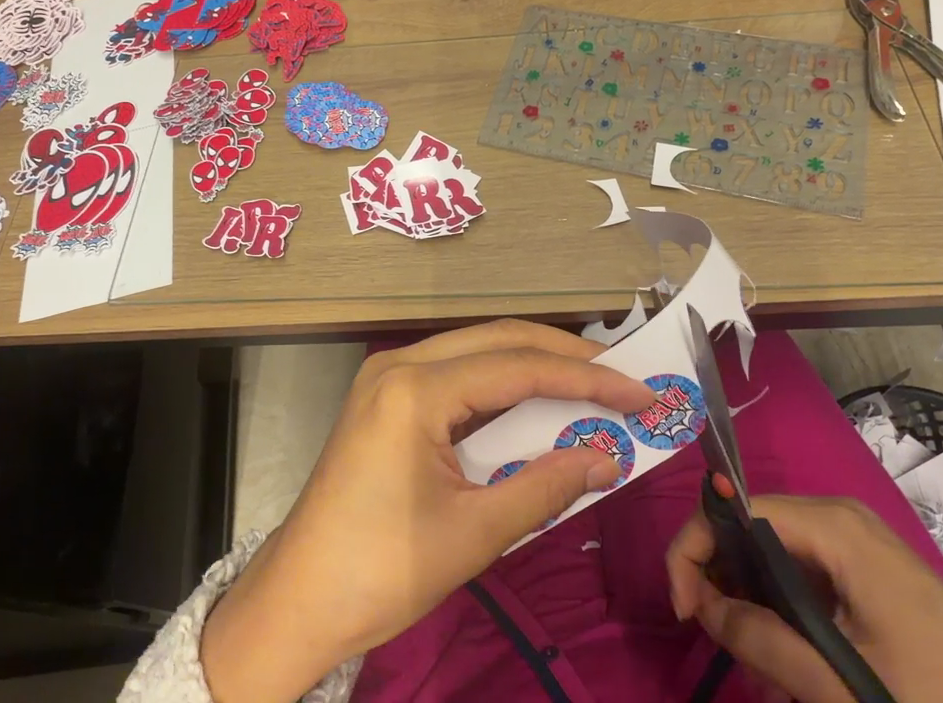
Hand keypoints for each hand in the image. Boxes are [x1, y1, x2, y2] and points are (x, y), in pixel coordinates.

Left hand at [201, 321, 654, 702]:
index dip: (588, 378)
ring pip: (475, 353)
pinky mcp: (385, 401)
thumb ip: (545, 486)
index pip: (519, 367)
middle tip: (624, 375)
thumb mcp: (476, 532)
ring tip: (592, 383)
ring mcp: (386, 379)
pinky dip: (500, 389)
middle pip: (497, 341)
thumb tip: (608, 458)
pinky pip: (454, 378)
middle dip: (564, 356)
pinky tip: (536, 404)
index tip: (642, 391)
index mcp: (414, 390)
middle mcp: (398, 366)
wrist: (300, 600)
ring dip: (534, 367)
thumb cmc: (384, 570)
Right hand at [666, 496, 942, 702]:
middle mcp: (838, 518)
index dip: (694, 551)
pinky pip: (798, 570)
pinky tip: (790, 657)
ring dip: (749, 601)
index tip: (685, 613)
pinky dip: (779, 607)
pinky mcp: (864, 566)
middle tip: (723, 644)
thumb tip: (700, 605)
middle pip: (747, 527)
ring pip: (769, 551)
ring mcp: (854, 540)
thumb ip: (760, 640)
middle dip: (722, 582)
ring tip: (760, 663)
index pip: (734, 509)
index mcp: (834, 527)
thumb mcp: (839, 682)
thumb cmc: (939, 697)